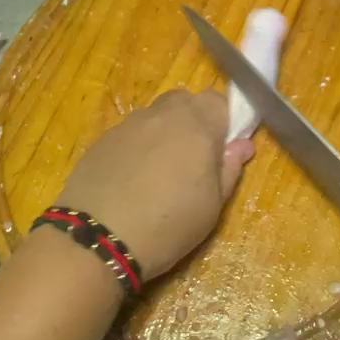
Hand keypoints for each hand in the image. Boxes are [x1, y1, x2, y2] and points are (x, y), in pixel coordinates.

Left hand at [53, 89, 253, 279]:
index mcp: (197, 124)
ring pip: (156, 116)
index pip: (219, 100)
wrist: (97, 239)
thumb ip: (229, 169)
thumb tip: (242, 144)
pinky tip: (131, 181)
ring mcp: (129, 124)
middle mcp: (163, 114)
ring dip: (164, 134)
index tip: (222, 149)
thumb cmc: (168, 225)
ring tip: (159, 174)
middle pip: (185, 102)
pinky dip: (137, 148)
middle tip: (193, 161)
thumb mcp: (211, 207)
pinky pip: (131, 134)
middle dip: (194, 122)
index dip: (224, 121)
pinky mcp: (103, 139)